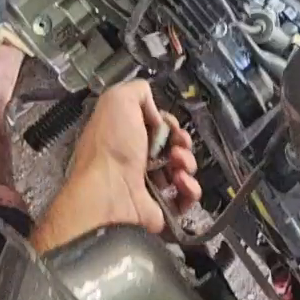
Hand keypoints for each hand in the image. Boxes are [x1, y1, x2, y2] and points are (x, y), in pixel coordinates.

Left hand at [33, 81, 199, 251]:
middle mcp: (134, 159)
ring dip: (187, 163)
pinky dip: (190, 189)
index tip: (168, 124)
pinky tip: (181, 183)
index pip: (155, 125)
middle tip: (177, 145)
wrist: (109, 194)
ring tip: (177, 165)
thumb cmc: (111, 145)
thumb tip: (156, 113)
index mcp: (123, 134)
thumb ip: (138, 91)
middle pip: (173, 146)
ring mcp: (149, 185)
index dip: (167, 122)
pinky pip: (186, 197)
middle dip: (182, 142)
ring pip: (183, 170)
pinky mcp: (162, 208)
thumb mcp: (118, 99)